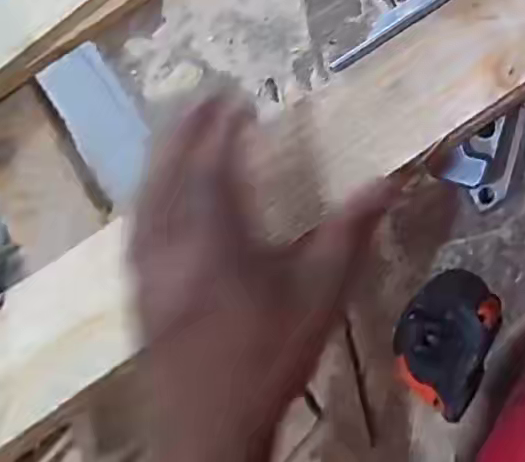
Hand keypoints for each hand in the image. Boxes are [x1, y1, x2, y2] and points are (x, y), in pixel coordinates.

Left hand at [130, 87, 393, 461]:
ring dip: (161, 157)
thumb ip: (351, 231)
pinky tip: (156, 190)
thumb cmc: (269, 356)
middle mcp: (173, 249)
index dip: (224, 129)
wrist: (209, 436)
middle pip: (169, 175)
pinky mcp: (139, 293)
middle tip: (203, 96)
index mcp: (216, 243)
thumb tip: (388, 180)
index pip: (214, 169)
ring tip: (179, 129)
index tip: (239, 100)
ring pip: (146, 199)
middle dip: (185, 130)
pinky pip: (137, 227)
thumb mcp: (321, 292)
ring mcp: (148, 272)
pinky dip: (148, 194)